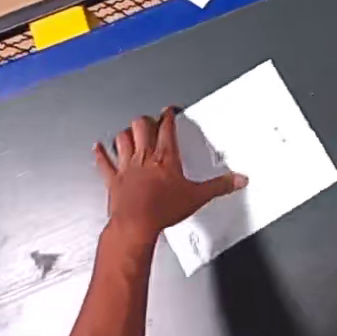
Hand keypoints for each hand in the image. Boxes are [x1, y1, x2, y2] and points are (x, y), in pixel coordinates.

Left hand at [94, 108, 246, 243]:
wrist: (136, 224)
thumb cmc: (163, 209)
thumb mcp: (198, 197)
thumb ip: (220, 186)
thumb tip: (238, 180)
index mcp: (166, 157)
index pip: (167, 128)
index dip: (169, 116)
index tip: (170, 111)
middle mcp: (144, 157)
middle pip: (141, 126)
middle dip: (147, 120)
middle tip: (152, 121)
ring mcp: (126, 166)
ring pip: (122, 138)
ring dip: (127, 133)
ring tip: (131, 131)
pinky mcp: (113, 179)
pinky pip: (104, 162)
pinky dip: (100, 153)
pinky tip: (98, 148)